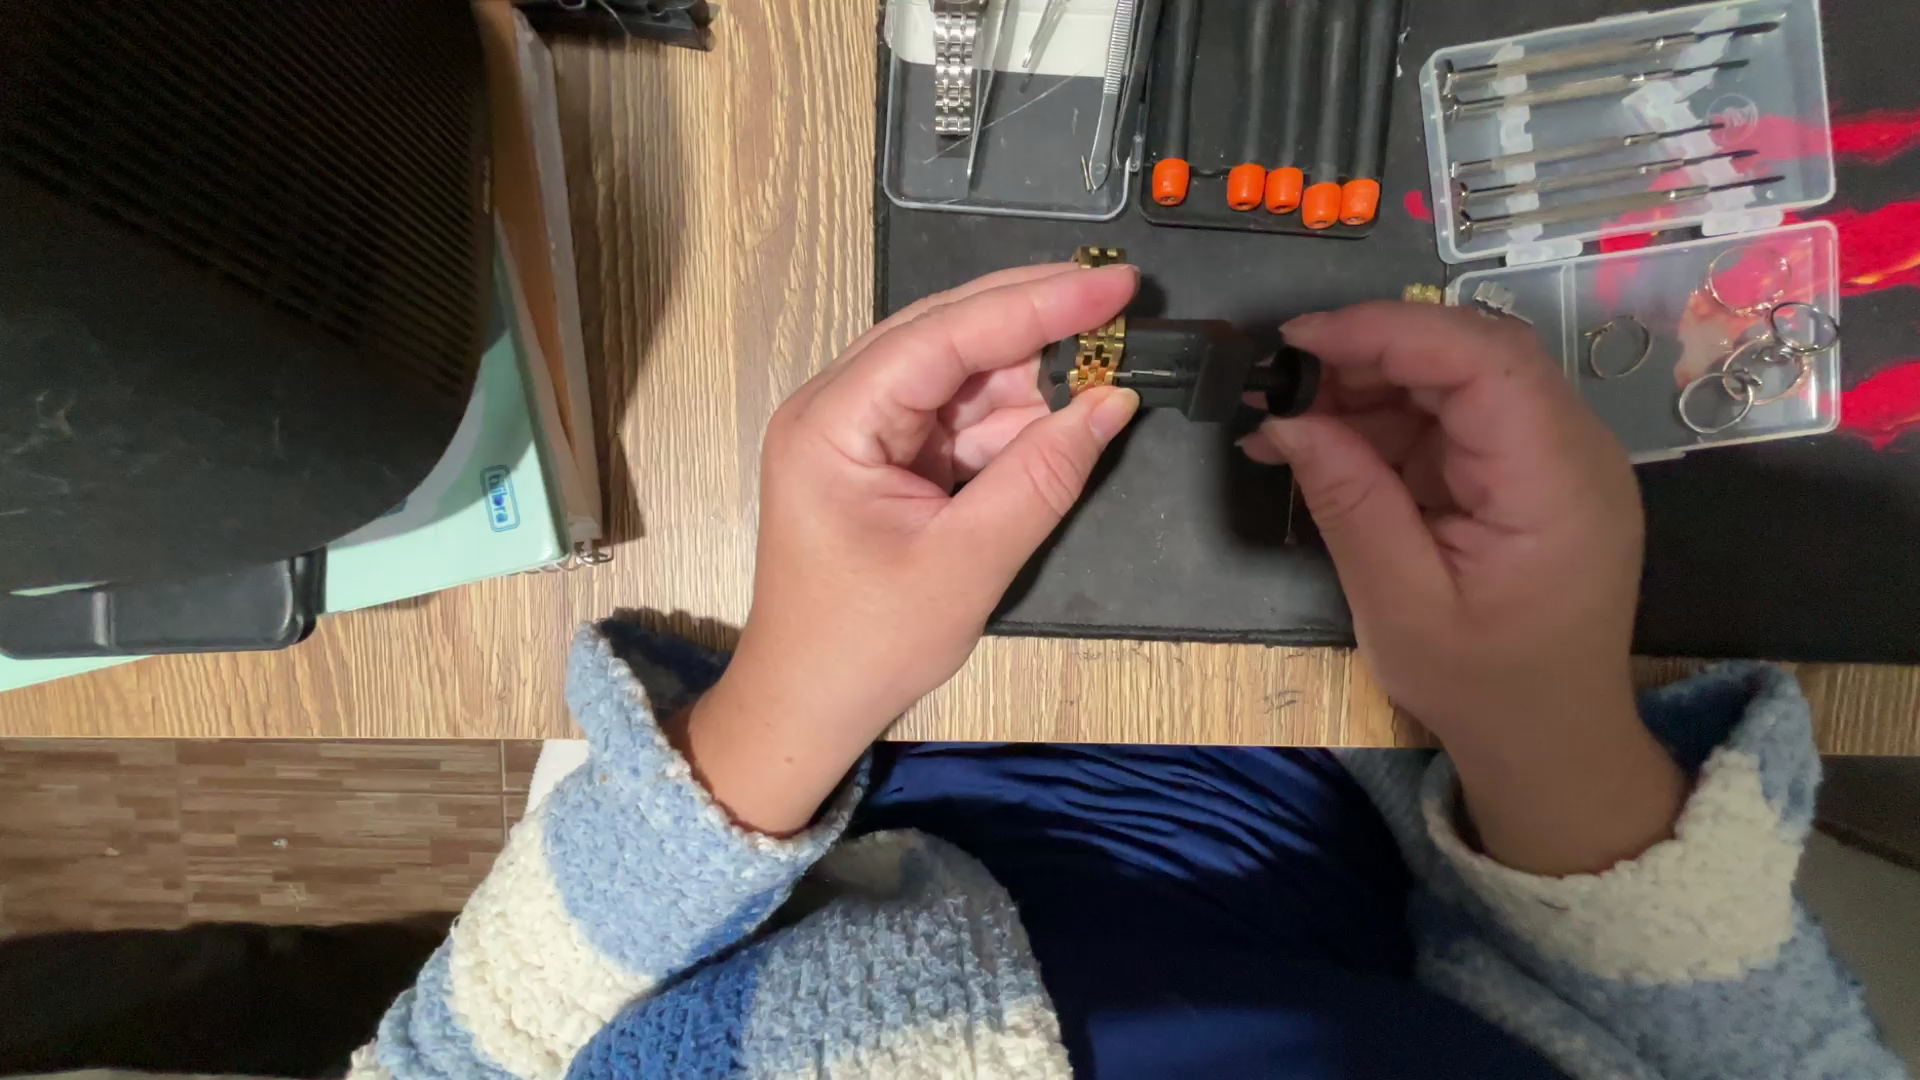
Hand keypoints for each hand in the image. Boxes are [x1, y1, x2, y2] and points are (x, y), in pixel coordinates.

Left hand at [681, 263, 1141, 833]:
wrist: (811, 701)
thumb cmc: (869, 644)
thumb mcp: (965, 564)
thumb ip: (1041, 477)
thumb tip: (1112, 402)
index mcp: (834, 422)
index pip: (942, 336)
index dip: (1034, 304)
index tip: (1114, 284)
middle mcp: (839, 407)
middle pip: (946, 337)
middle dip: (1033, 322)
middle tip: (1118, 303)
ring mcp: (861, 431)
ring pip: (958, 375)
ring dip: (1028, 377)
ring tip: (1100, 370)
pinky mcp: (885, 457)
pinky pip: (956, 419)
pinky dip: (1009, 421)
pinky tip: (1056, 419)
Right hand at [1241, 302, 1682, 873]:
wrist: (1543, 733)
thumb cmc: (1478, 682)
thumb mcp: (1397, 601)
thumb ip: (1347, 501)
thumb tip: (1284, 419)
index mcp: (1554, 483)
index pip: (1483, 362)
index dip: (1387, 332)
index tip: (1297, 341)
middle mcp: (1565, 449)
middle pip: (1469, 355)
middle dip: (1366, 353)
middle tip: (1277, 379)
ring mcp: (1541, 455)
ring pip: (1448, 380)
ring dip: (1360, 387)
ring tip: (1278, 417)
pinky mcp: (1509, 470)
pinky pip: (1440, 421)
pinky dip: (1374, 422)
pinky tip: (1313, 442)